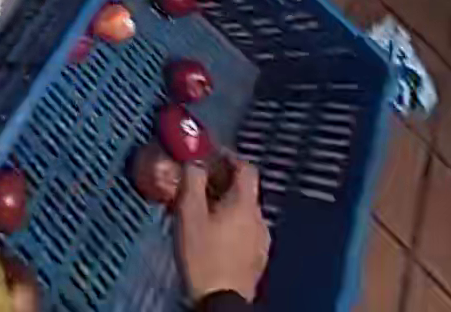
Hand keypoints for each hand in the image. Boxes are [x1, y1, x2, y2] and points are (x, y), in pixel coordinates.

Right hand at [176, 152, 270, 302]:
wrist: (220, 304)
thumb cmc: (203, 253)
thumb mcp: (189, 210)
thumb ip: (193, 178)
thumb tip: (196, 161)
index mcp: (245, 205)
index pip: (246, 168)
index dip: (228, 156)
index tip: (208, 153)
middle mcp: (259, 220)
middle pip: (244, 188)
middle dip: (221, 179)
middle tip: (197, 178)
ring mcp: (261, 242)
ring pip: (243, 209)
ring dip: (224, 200)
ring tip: (200, 204)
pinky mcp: (256, 259)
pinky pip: (244, 227)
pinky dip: (229, 219)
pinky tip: (211, 228)